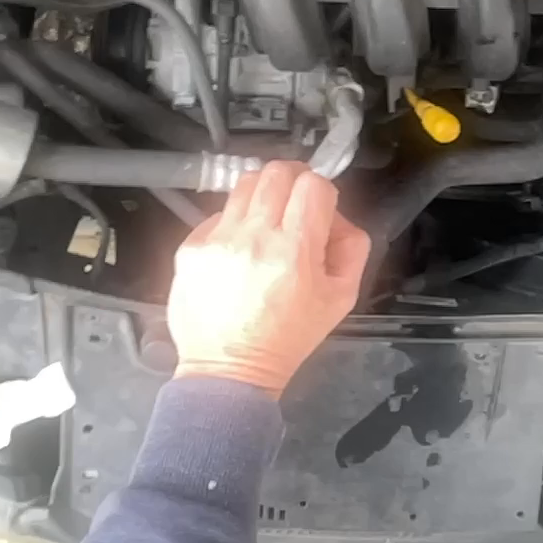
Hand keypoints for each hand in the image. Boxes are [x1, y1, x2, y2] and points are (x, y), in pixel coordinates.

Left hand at [167, 161, 371, 395]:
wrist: (229, 371)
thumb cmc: (288, 336)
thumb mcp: (342, 297)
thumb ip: (352, 246)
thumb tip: (337, 216)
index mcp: (294, 250)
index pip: (313, 185)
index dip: (322, 191)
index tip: (320, 208)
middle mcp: (253, 237)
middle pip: (276, 172)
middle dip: (293, 181)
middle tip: (296, 203)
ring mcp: (217, 240)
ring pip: (245, 185)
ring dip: (263, 196)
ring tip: (267, 223)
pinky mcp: (190, 247)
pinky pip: (218, 214)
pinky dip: (235, 222)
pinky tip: (240, 250)